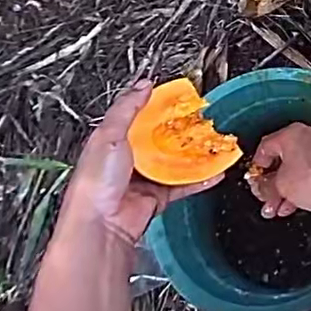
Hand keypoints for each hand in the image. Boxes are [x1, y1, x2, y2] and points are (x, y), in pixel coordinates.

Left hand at [64, 80, 221, 244]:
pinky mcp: (158, 196)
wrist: (101, 225)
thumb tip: (143, 85)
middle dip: (182, 130)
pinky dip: (201, 178)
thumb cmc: (96, 182)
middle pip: (162, 138)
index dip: (158, 106)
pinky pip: (183, 184)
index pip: (140, 116)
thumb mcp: (109, 135)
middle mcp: (130, 158)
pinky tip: (214, 171)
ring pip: (176, 161)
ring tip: (212, 142)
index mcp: (114, 140)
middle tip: (202, 120)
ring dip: (195, 154)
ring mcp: (145, 178)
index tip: (179, 98)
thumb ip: (127, 108)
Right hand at [247, 123, 310, 217]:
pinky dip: (297, 190)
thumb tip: (260, 187)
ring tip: (275, 209)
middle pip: (280, 160)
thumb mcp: (281, 186)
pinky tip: (290, 206)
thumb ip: (266, 186)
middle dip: (270, 184)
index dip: (256, 167)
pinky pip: (307, 176)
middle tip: (264, 199)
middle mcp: (305, 137)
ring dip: (282, 190)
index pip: (264, 147)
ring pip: (293, 170)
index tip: (254, 182)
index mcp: (290, 134)